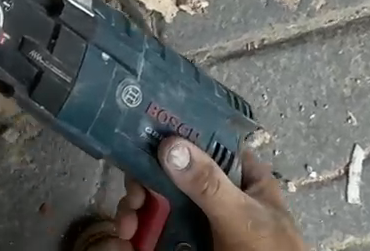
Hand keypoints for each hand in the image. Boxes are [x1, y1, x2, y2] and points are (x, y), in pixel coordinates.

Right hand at [82, 140, 304, 250]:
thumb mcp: (244, 222)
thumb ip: (209, 184)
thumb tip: (169, 144)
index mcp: (241, 177)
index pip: (203, 137)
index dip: (170, 130)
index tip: (137, 134)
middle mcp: (216, 192)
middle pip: (167, 169)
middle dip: (140, 181)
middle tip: (131, 199)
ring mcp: (199, 221)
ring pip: (156, 199)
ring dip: (133, 210)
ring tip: (126, 230)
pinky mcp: (185, 244)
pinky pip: (155, 230)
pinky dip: (137, 233)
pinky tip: (125, 242)